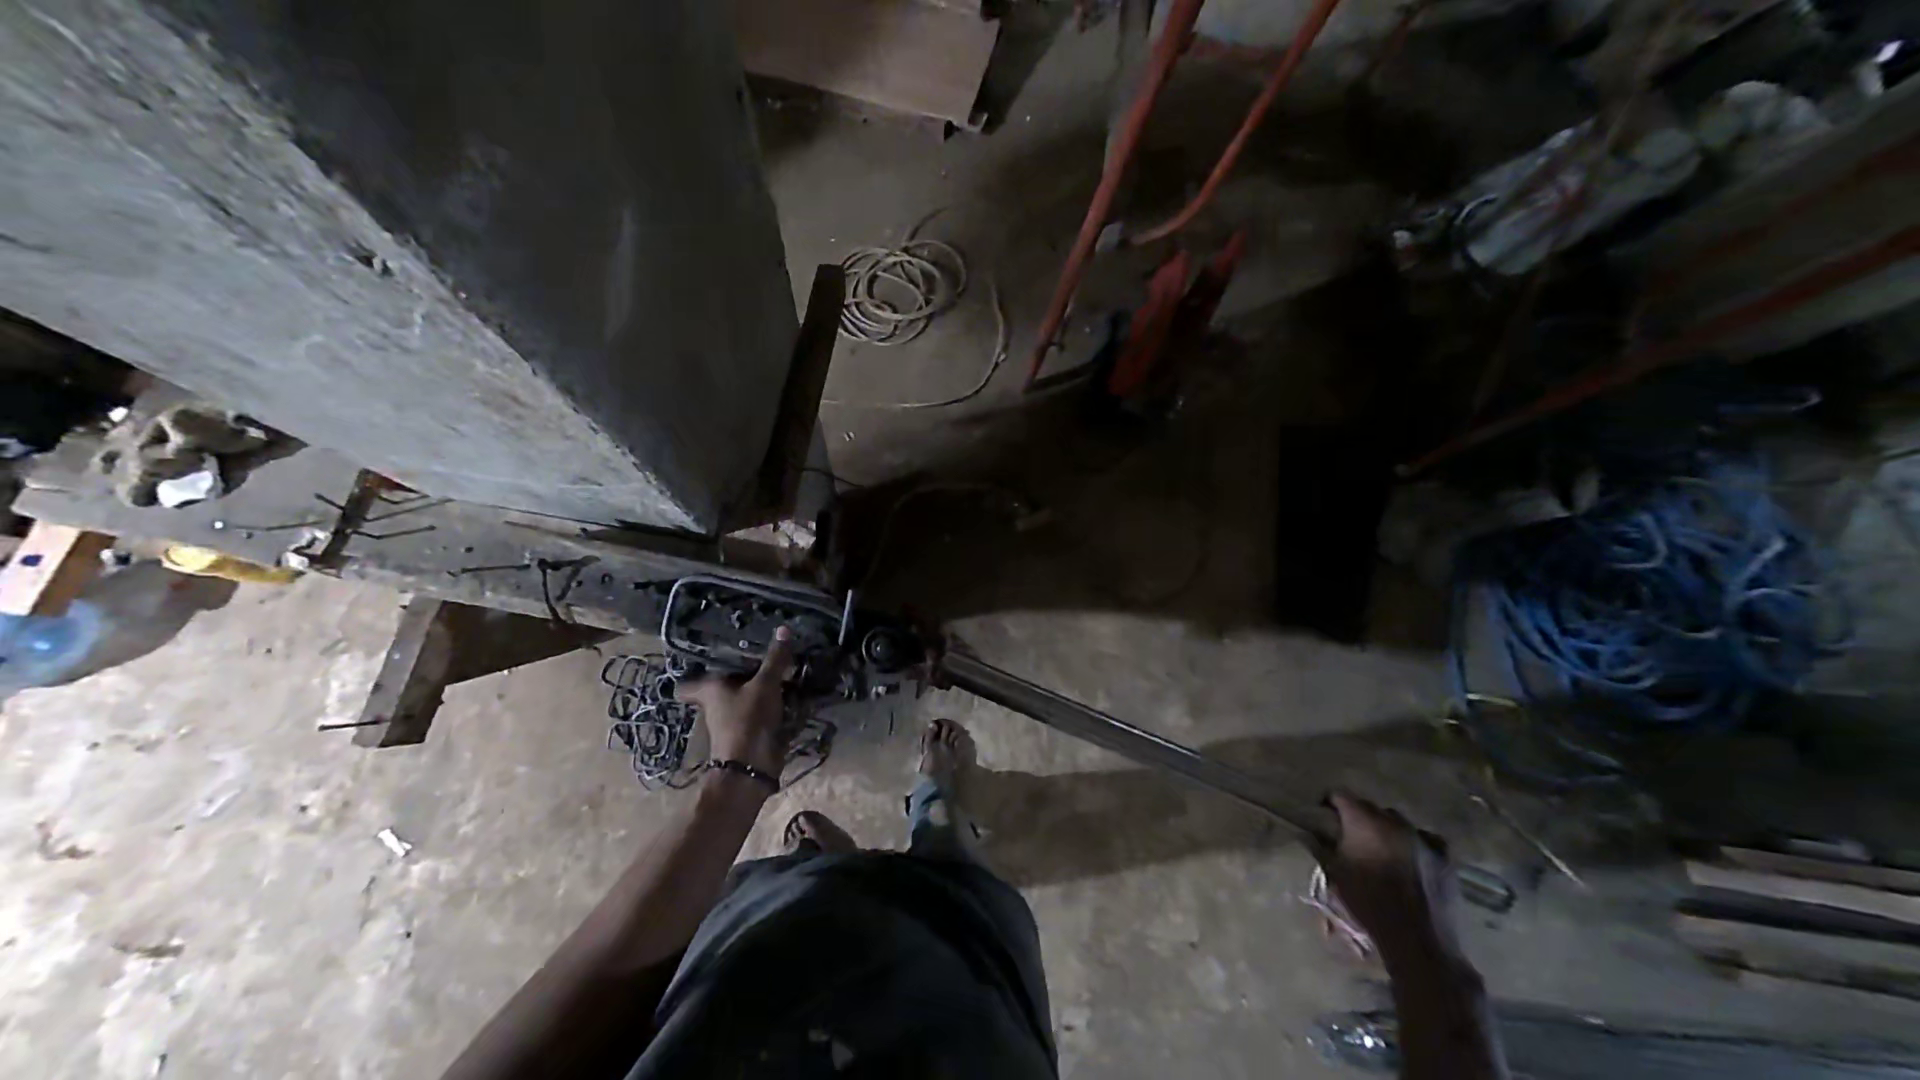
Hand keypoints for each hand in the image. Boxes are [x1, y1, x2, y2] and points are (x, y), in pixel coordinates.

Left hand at [683, 626, 796, 777]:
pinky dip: (773, 707)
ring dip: (759, 691)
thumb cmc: (748, 719)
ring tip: (782, 672)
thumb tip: (783, 628)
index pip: (687, 684)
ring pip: (743, 700)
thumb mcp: (765, 684)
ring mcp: (732, 721)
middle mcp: (715, 705)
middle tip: (759, 657)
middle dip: (739, 676)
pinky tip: (791, 696)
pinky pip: (760, 715)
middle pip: (722, 688)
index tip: (708, 659)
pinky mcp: (750, 734)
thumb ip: (775, 659)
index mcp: (709, 690)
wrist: (752, 767)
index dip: (693, 672)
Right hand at [1317, 793, 1459, 965]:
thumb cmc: (1368, 902)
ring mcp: (1421, 837)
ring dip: (1386, 829)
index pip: (1340, 796)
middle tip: (1351, 836)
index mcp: (1363, 821)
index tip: (1324, 816)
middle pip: (1370, 807)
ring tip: (1381, 848)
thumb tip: (1309, 833)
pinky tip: (1411, 856)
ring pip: (1398, 821)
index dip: (1330, 804)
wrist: (1417, 938)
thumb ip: (1322, 847)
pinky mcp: (1443, 856)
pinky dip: (1415, 842)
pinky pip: (1426, 838)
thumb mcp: (1335, 873)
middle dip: (1358, 816)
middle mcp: (1393, 821)